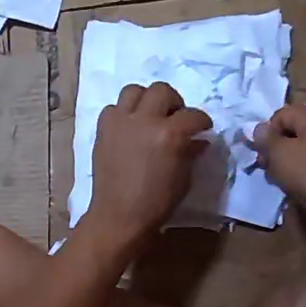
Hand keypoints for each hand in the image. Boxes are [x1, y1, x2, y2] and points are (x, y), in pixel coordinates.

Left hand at [82, 82, 212, 251]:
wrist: (119, 216)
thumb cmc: (157, 203)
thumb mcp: (183, 178)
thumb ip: (191, 152)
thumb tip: (198, 140)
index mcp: (169, 135)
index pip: (193, 115)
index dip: (202, 121)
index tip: (202, 129)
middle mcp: (144, 120)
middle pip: (162, 90)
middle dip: (174, 103)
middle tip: (175, 118)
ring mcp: (120, 122)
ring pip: (134, 90)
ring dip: (146, 100)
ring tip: (150, 116)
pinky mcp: (103, 129)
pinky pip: (113, 108)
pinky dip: (123, 113)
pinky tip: (129, 128)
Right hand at [253, 104, 305, 220]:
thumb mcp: (280, 155)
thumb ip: (265, 139)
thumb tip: (258, 128)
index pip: (281, 114)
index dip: (267, 133)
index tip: (263, 155)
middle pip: (295, 131)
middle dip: (279, 148)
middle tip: (271, 169)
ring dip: (292, 161)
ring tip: (286, 180)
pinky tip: (304, 185)